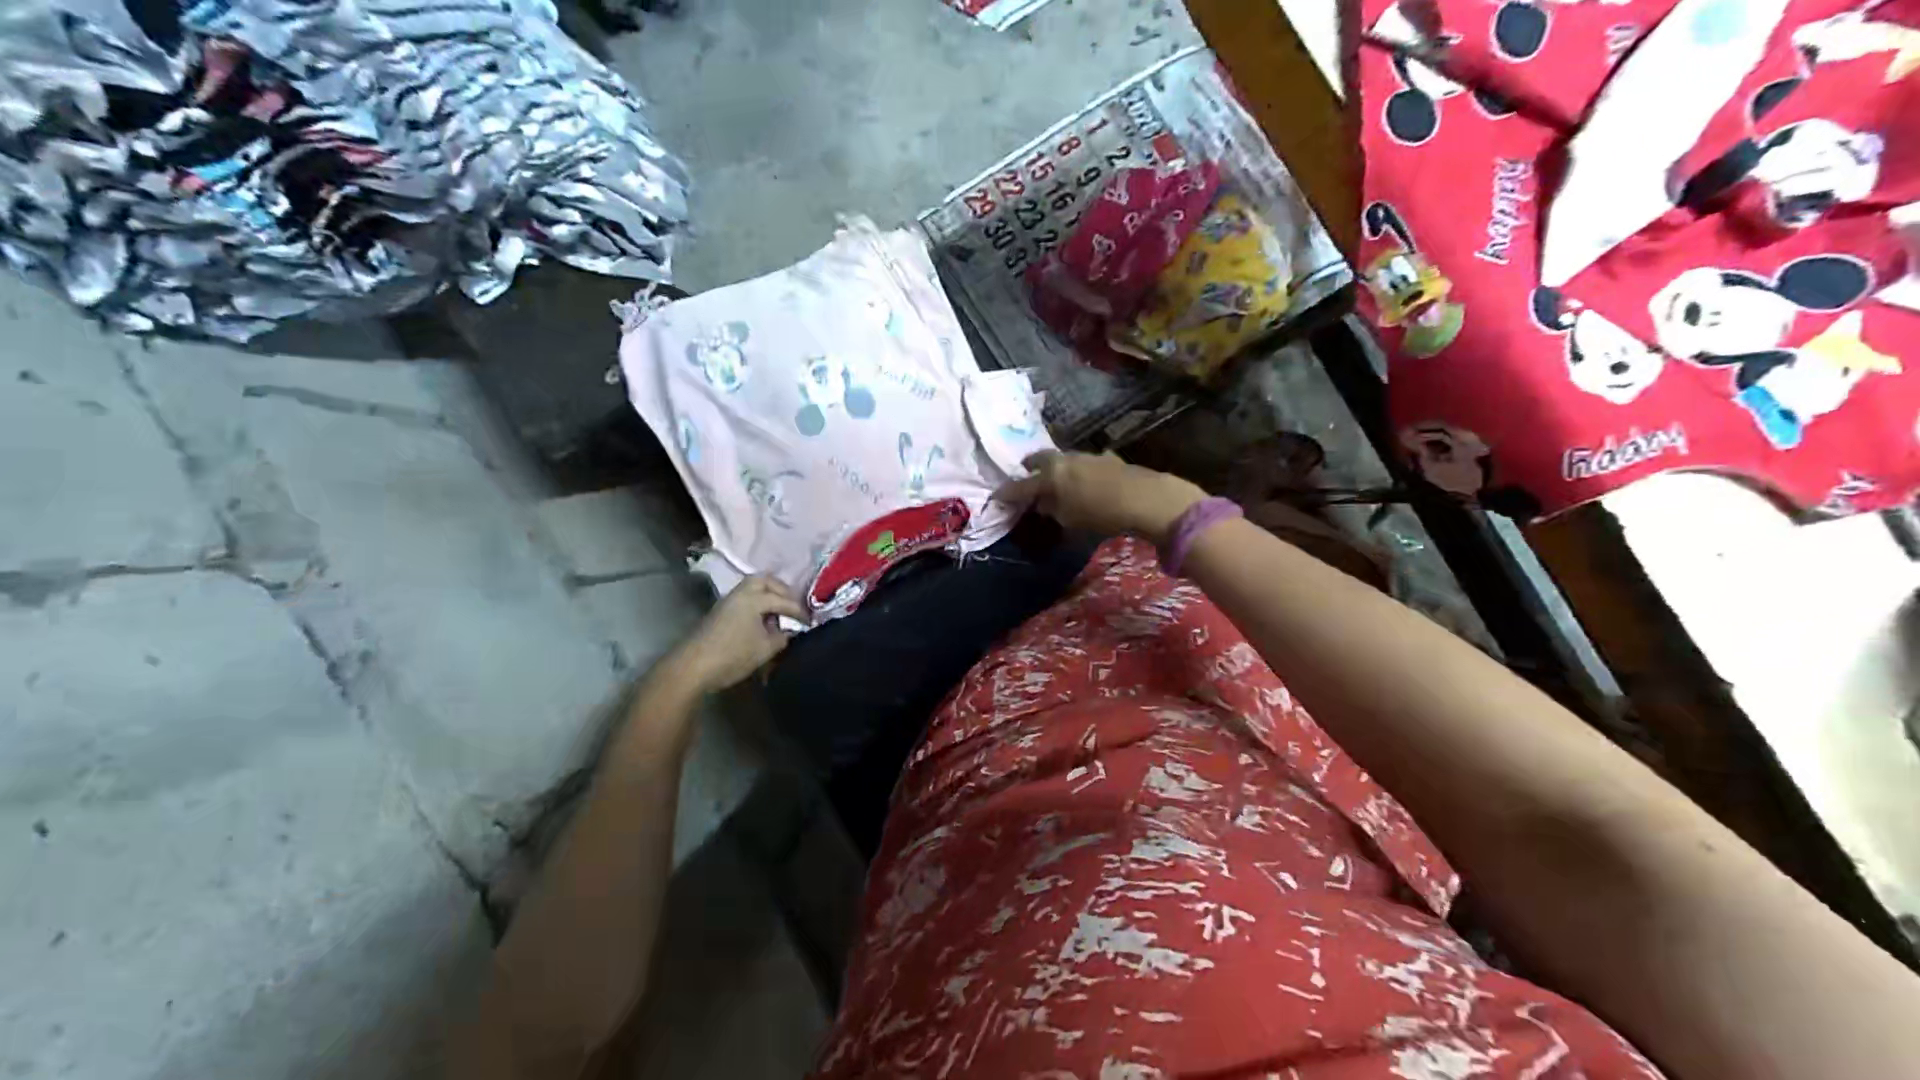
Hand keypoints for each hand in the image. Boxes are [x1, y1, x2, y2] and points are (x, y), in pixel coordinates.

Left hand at [661, 576, 808, 695]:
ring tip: (779, 612)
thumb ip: (782, 637)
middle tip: (793, 605)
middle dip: (781, 590)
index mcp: (754, 598)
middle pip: (764, 581)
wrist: (693, 667)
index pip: (783, 600)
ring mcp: (727, 602)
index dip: (799, 610)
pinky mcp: (719, 613)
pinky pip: (744, 598)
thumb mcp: (765, 649)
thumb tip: (789, 631)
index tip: (810, 621)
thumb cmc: (733, 655)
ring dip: (767, 595)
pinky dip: (757, 603)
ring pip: (751, 588)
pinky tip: (762, 620)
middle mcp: (740, 593)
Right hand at [994, 451, 1205, 544]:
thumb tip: (1042, 503)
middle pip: (1040, 460)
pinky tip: (1083, 483)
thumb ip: (1052, 509)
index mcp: (1050, 474)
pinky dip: (1076, 472)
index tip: (997, 497)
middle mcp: (1066, 459)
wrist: (1147, 499)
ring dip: (1055, 469)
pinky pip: (1083, 464)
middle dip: (1030, 469)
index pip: (1021, 485)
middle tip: (1026, 479)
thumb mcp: (1069, 519)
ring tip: (1055, 483)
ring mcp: (1088, 456)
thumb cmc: (1102, 514)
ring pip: (1063, 459)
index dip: (1008, 493)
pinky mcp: (1108, 459)